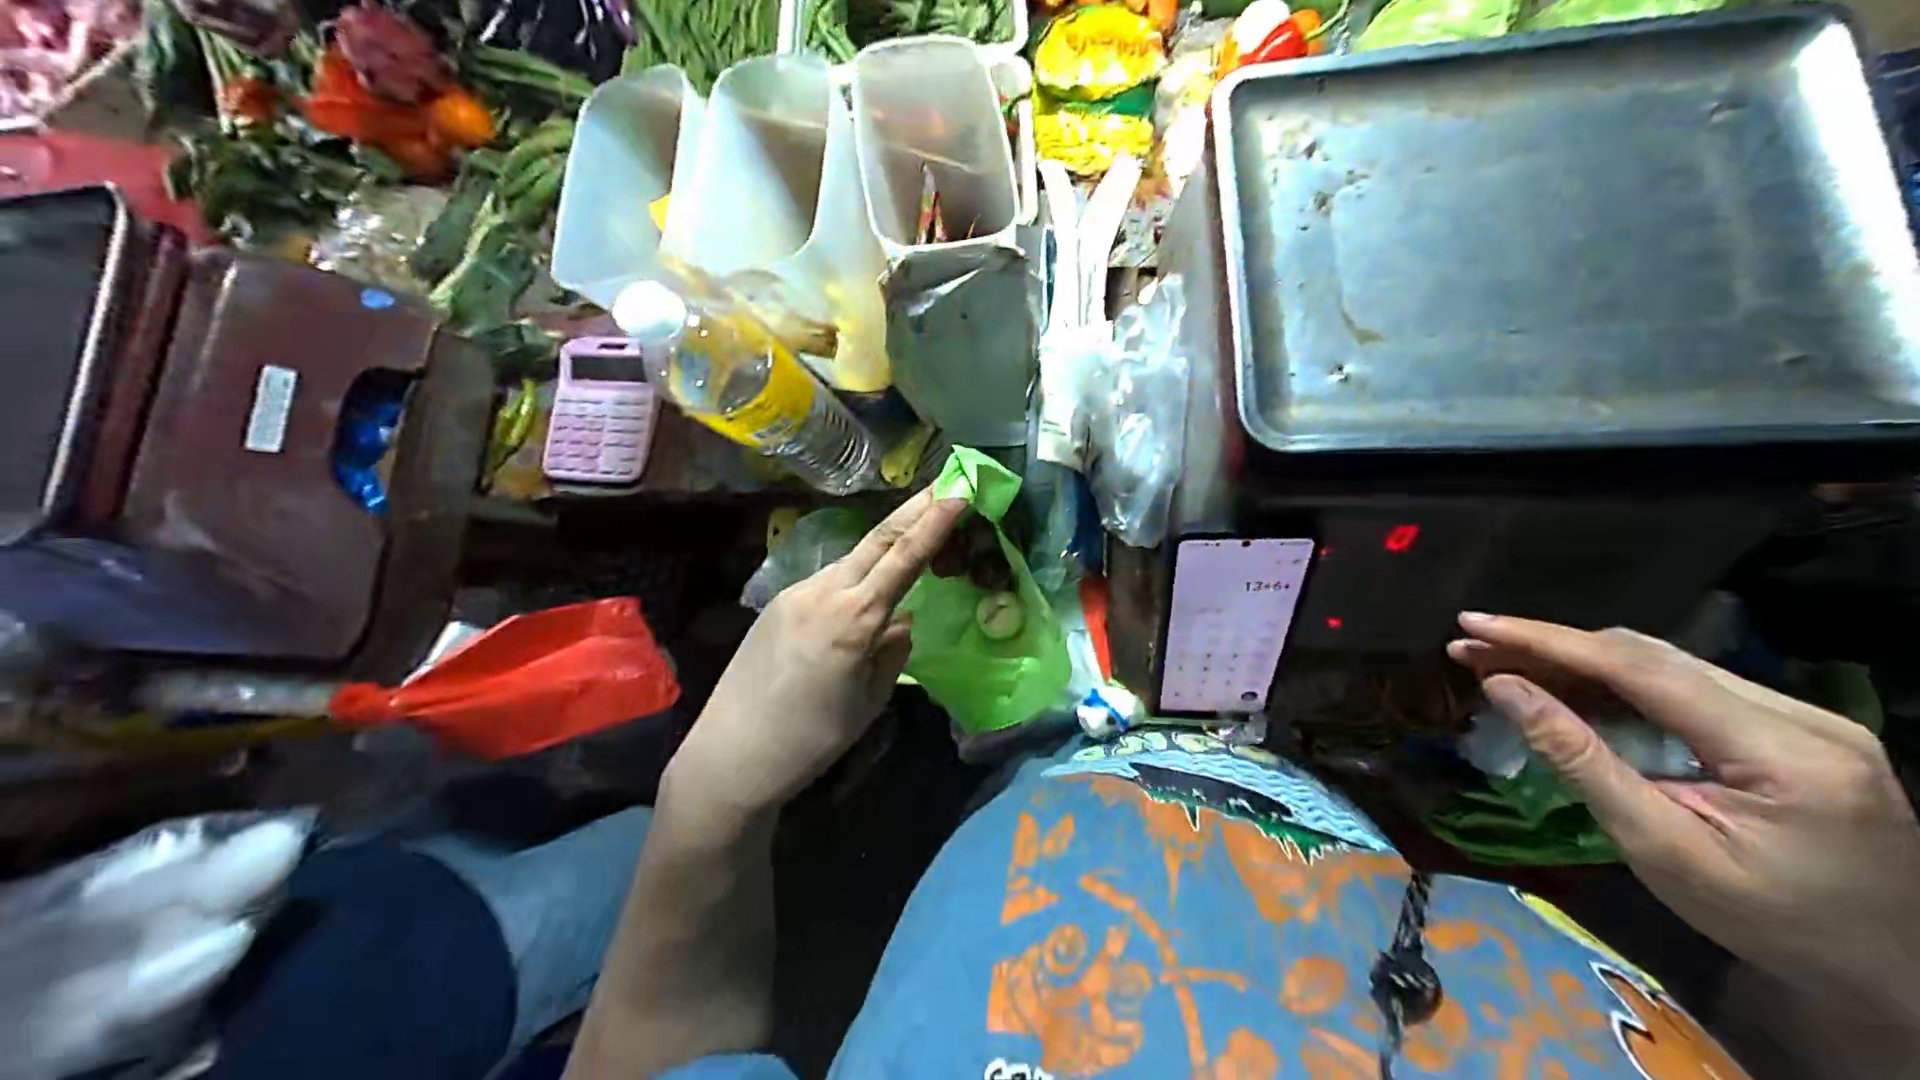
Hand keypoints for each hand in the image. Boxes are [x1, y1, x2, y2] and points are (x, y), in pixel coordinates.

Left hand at [667, 490, 967, 825]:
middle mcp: (824, 592)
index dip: (935, 523)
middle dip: (913, 509)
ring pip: (850, 560)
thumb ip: (892, 652)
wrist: (731, 752)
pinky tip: (861, 590)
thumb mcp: (869, 700)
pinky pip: (827, 580)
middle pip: (876, 540)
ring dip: (883, 545)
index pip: (904, 559)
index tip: (960, 492)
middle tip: (942, 484)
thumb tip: (902, 621)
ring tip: (911, 533)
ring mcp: (797, 593)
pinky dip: (854, 575)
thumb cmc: (812, 739)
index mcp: (855, 619)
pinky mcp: (779, 604)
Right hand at [1448, 614, 1919, 1014]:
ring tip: (1500, 664)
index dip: (1544, 640)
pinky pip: (1680, 685)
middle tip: (1470, 651)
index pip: (1638, 667)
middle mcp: (1800, 714)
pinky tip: (1564, 688)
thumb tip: (1501, 686)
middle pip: (1647, 656)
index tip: (1472, 626)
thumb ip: (1578, 758)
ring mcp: (1801, 717)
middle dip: (1548, 648)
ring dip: (1573, 661)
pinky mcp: (1789, 727)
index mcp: (1783, 749)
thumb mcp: (1656, 844)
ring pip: (1660, 663)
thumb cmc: (1766, 920)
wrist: (1885, 971)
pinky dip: (1609, 682)